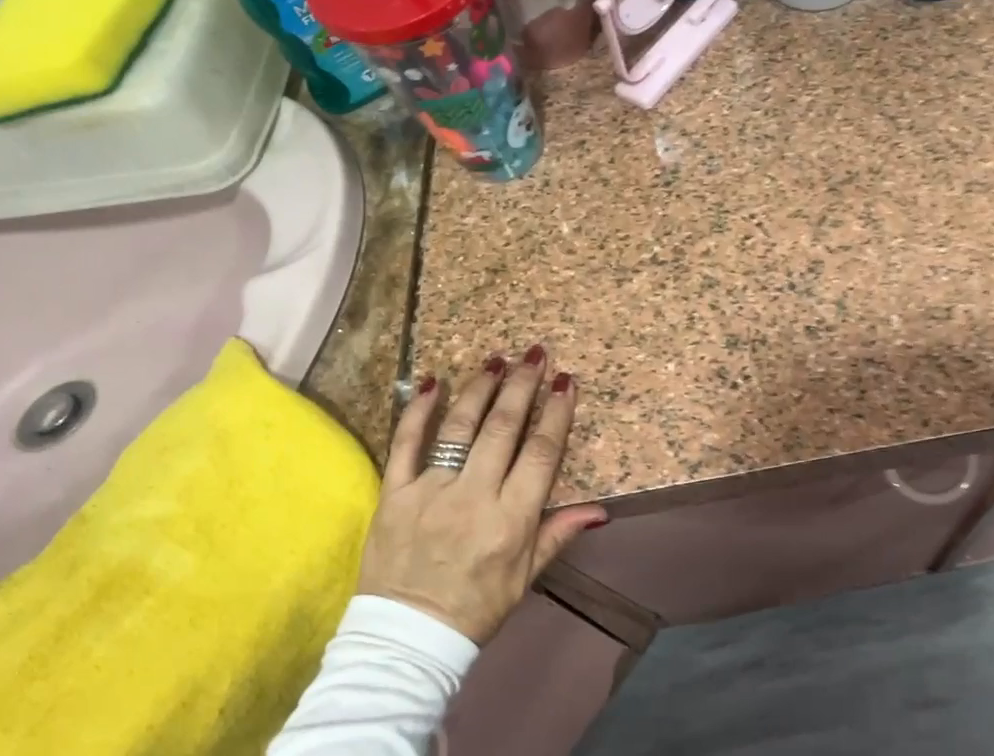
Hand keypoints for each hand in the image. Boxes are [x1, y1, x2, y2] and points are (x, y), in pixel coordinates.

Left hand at [356, 346, 607, 644]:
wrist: (405, 640)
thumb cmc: (475, 608)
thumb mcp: (525, 578)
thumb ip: (557, 535)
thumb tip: (599, 510)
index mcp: (511, 520)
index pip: (540, 453)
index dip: (556, 413)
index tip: (566, 381)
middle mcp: (474, 498)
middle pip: (503, 429)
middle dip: (523, 386)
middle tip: (535, 353)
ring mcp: (431, 493)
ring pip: (460, 429)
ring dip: (481, 389)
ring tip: (497, 359)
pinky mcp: (394, 495)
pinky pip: (405, 445)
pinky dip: (419, 411)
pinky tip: (434, 382)